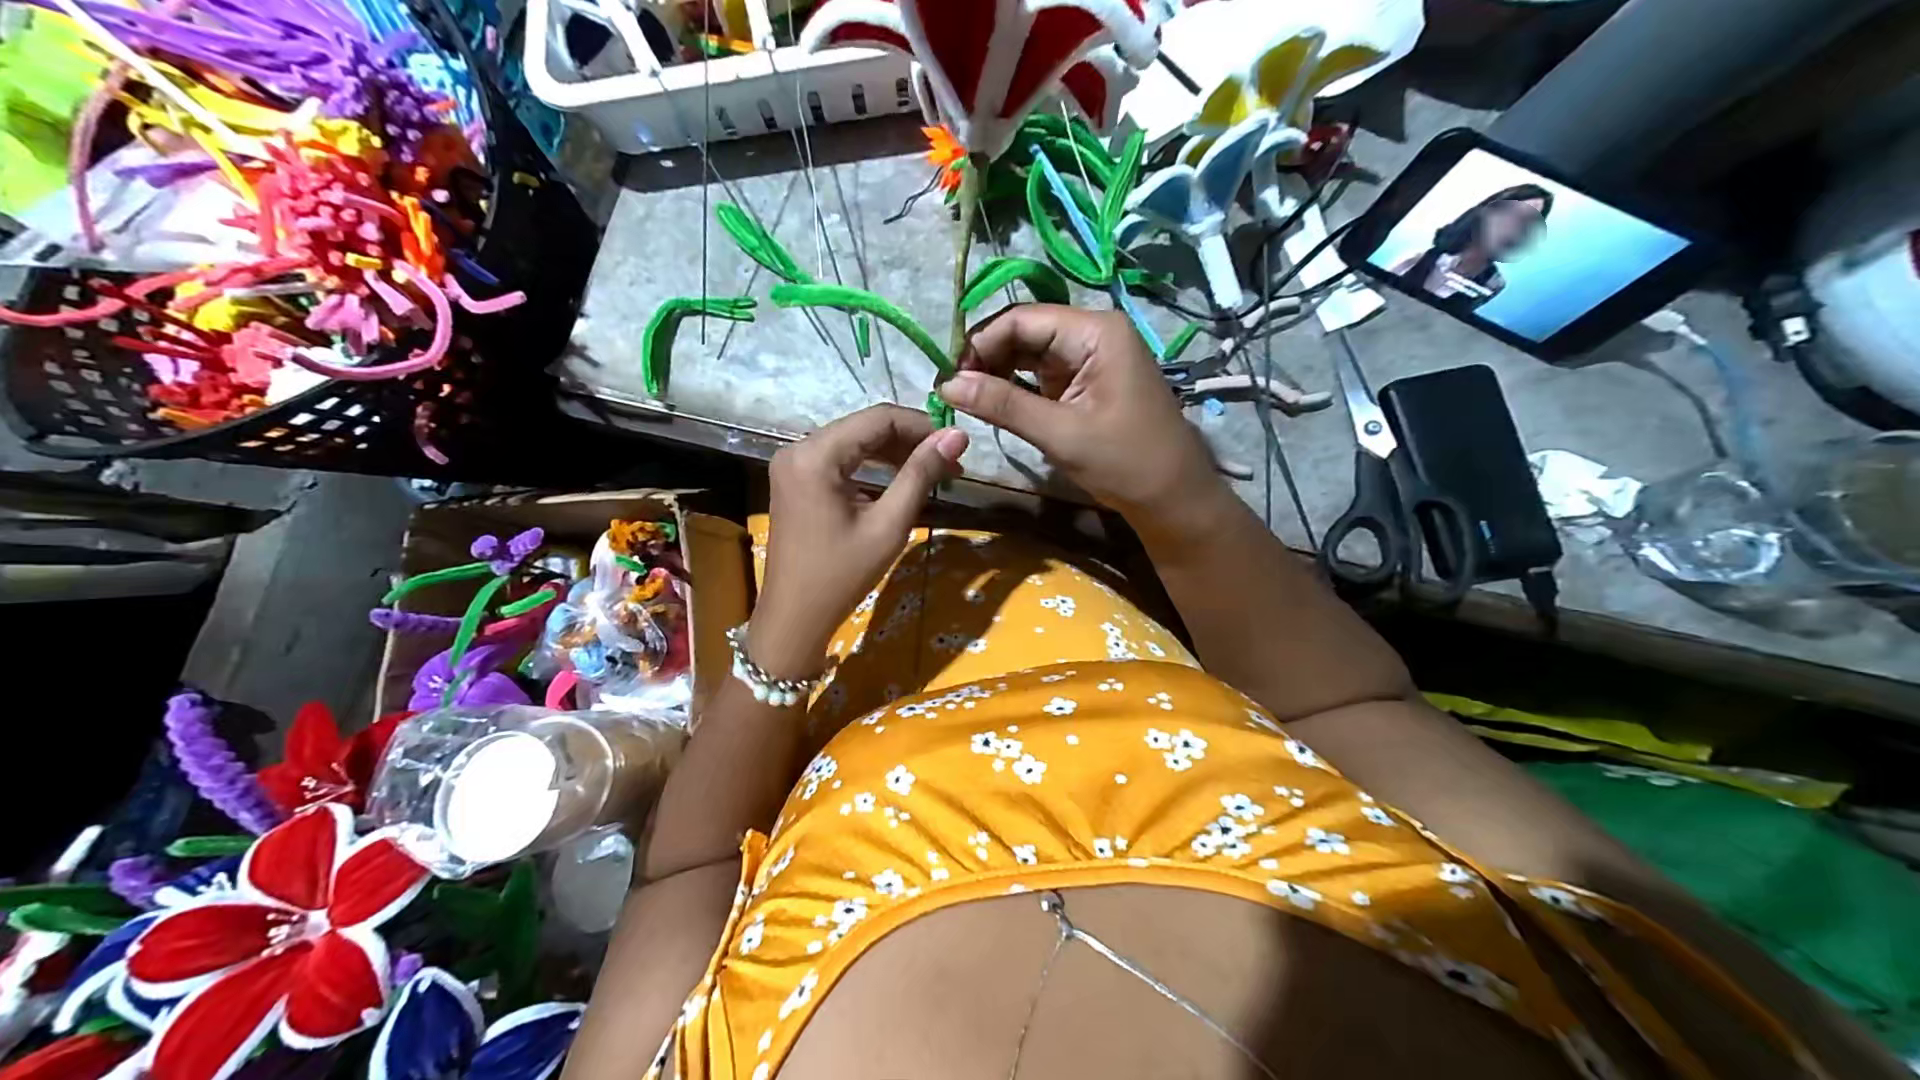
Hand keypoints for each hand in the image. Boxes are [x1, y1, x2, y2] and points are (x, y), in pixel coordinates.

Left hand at [750, 405, 967, 678]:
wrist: (795, 617)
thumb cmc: (842, 575)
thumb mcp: (888, 525)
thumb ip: (920, 475)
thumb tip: (957, 436)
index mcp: (815, 455)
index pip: (878, 418)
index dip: (922, 425)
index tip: (958, 442)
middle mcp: (798, 448)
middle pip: (865, 427)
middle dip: (911, 441)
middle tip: (951, 463)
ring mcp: (793, 464)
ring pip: (854, 442)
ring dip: (895, 453)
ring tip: (935, 472)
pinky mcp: (796, 479)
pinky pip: (840, 459)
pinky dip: (872, 466)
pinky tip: (901, 480)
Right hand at [938, 305, 1230, 541]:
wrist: (1171, 497)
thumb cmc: (1124, 461)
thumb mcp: (1059, 432)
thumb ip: (1003, 404)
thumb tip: (947, 385)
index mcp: (1095, 332)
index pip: (1022, 319)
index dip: (981, 343)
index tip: (951, 379)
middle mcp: (1093, 334)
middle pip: (1025, 332)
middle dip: (987, 358)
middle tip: (955, 393)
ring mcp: (1090, 358)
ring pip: (1030, 353)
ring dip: (998, 373)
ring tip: (969, 400)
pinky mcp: (1086, 382)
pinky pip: (1042, 374)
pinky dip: (1017, 387)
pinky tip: (994, 404)